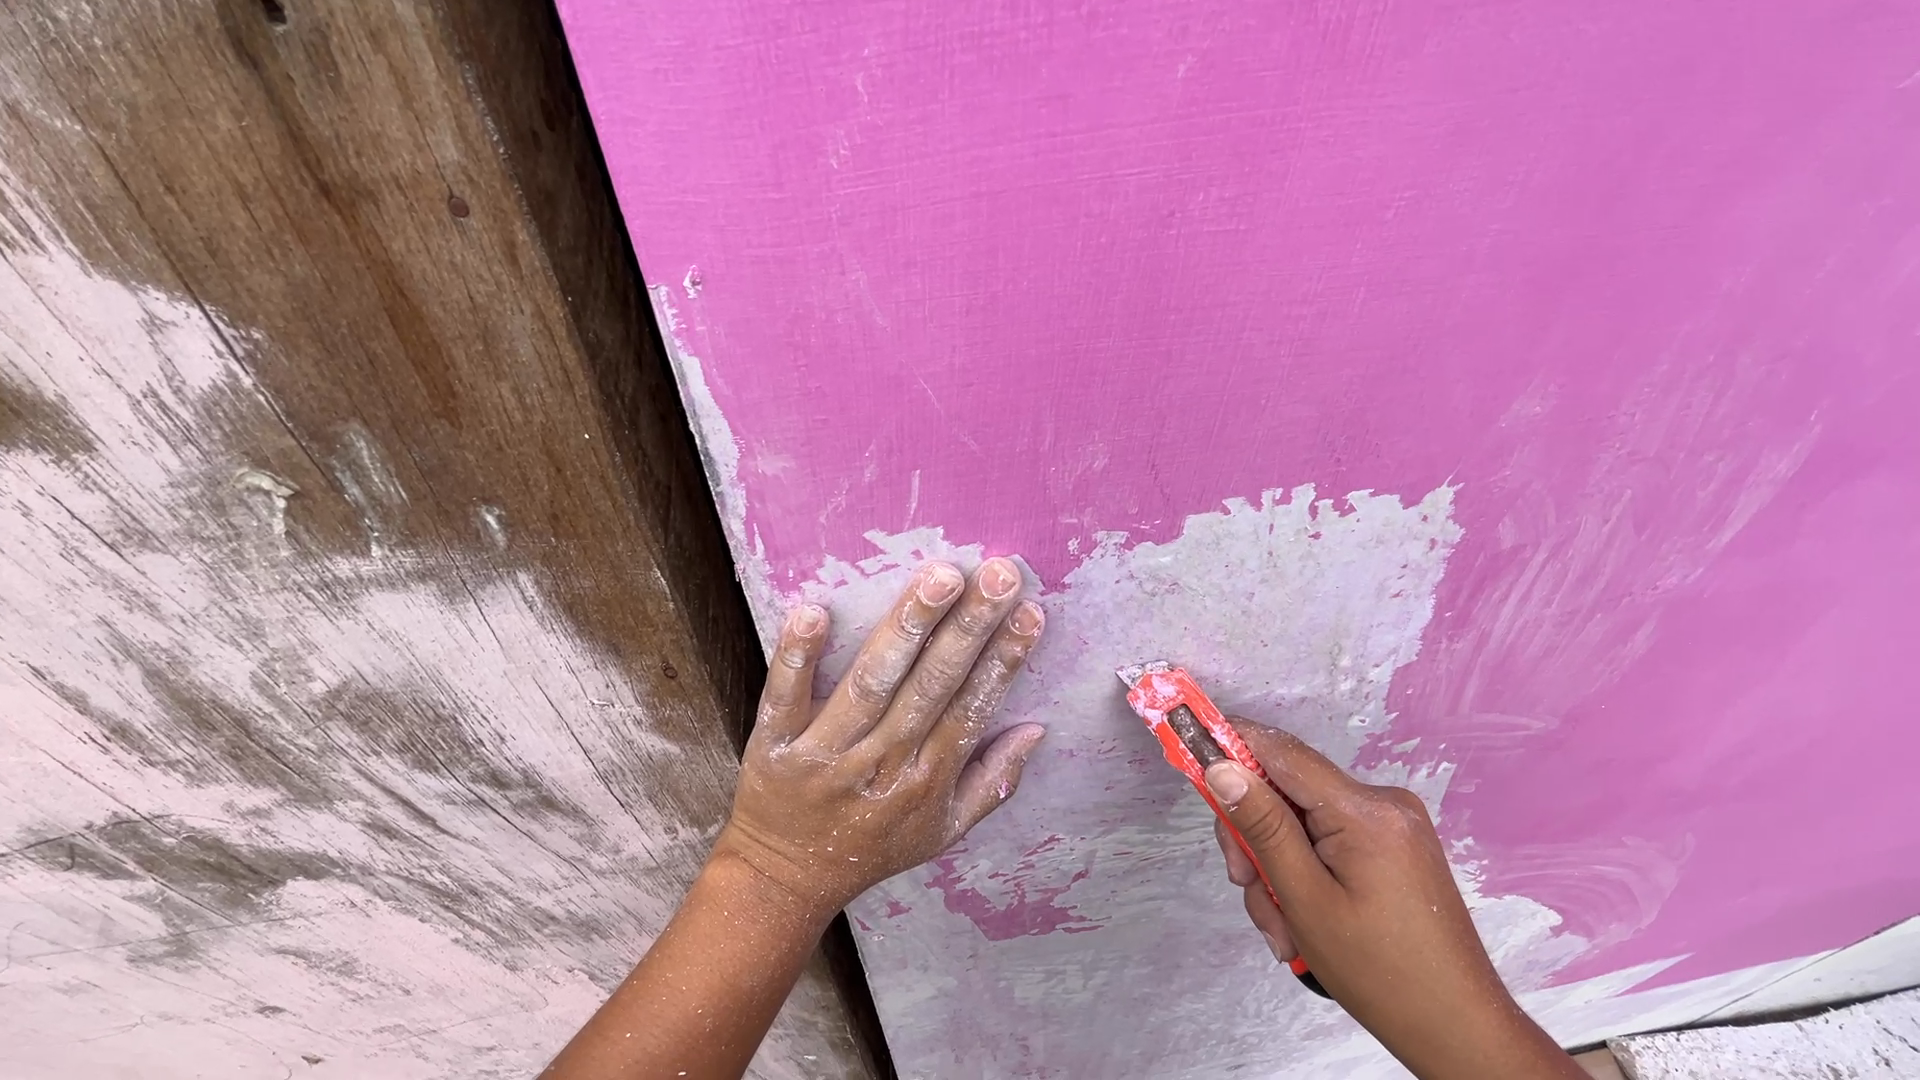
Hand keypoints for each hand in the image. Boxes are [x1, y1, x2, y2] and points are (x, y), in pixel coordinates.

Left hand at [712, 558, 1046, 918]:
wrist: (786, 879)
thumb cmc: (872, 848)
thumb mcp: (944, 830)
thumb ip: (993, 781)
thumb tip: (1037, 730)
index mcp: (926, 779)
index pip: (973, 708)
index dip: (1005, 659)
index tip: (1029, 611)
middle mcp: (881, 762)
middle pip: (932, 685)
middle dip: (969, 627)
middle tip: (998, 574)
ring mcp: (826, 753)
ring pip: (873, 681)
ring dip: (908, 626)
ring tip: (939, 577)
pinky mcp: (774, 745)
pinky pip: (785, 696)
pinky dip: (799, 656)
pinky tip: (813, 611)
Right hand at [1206, 722, 1584, 1079]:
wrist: (1458, 1032)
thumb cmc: (1379, 972)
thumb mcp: (1304, 899)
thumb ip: (1261, 826)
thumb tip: (1220, 766)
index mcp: (1365, 810)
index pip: (1280, 751)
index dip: (1228, 744)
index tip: (1187, 755)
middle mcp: (1381, 802)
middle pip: (1286, 791)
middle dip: (1254, 835)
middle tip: (1244, 883)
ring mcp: (1390, 824)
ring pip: (1300, 821)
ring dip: (1276, 865)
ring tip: (1281, 925)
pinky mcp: (1391, 846)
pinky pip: (1325, 839)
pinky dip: (1302, 871)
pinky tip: (1301, 919)